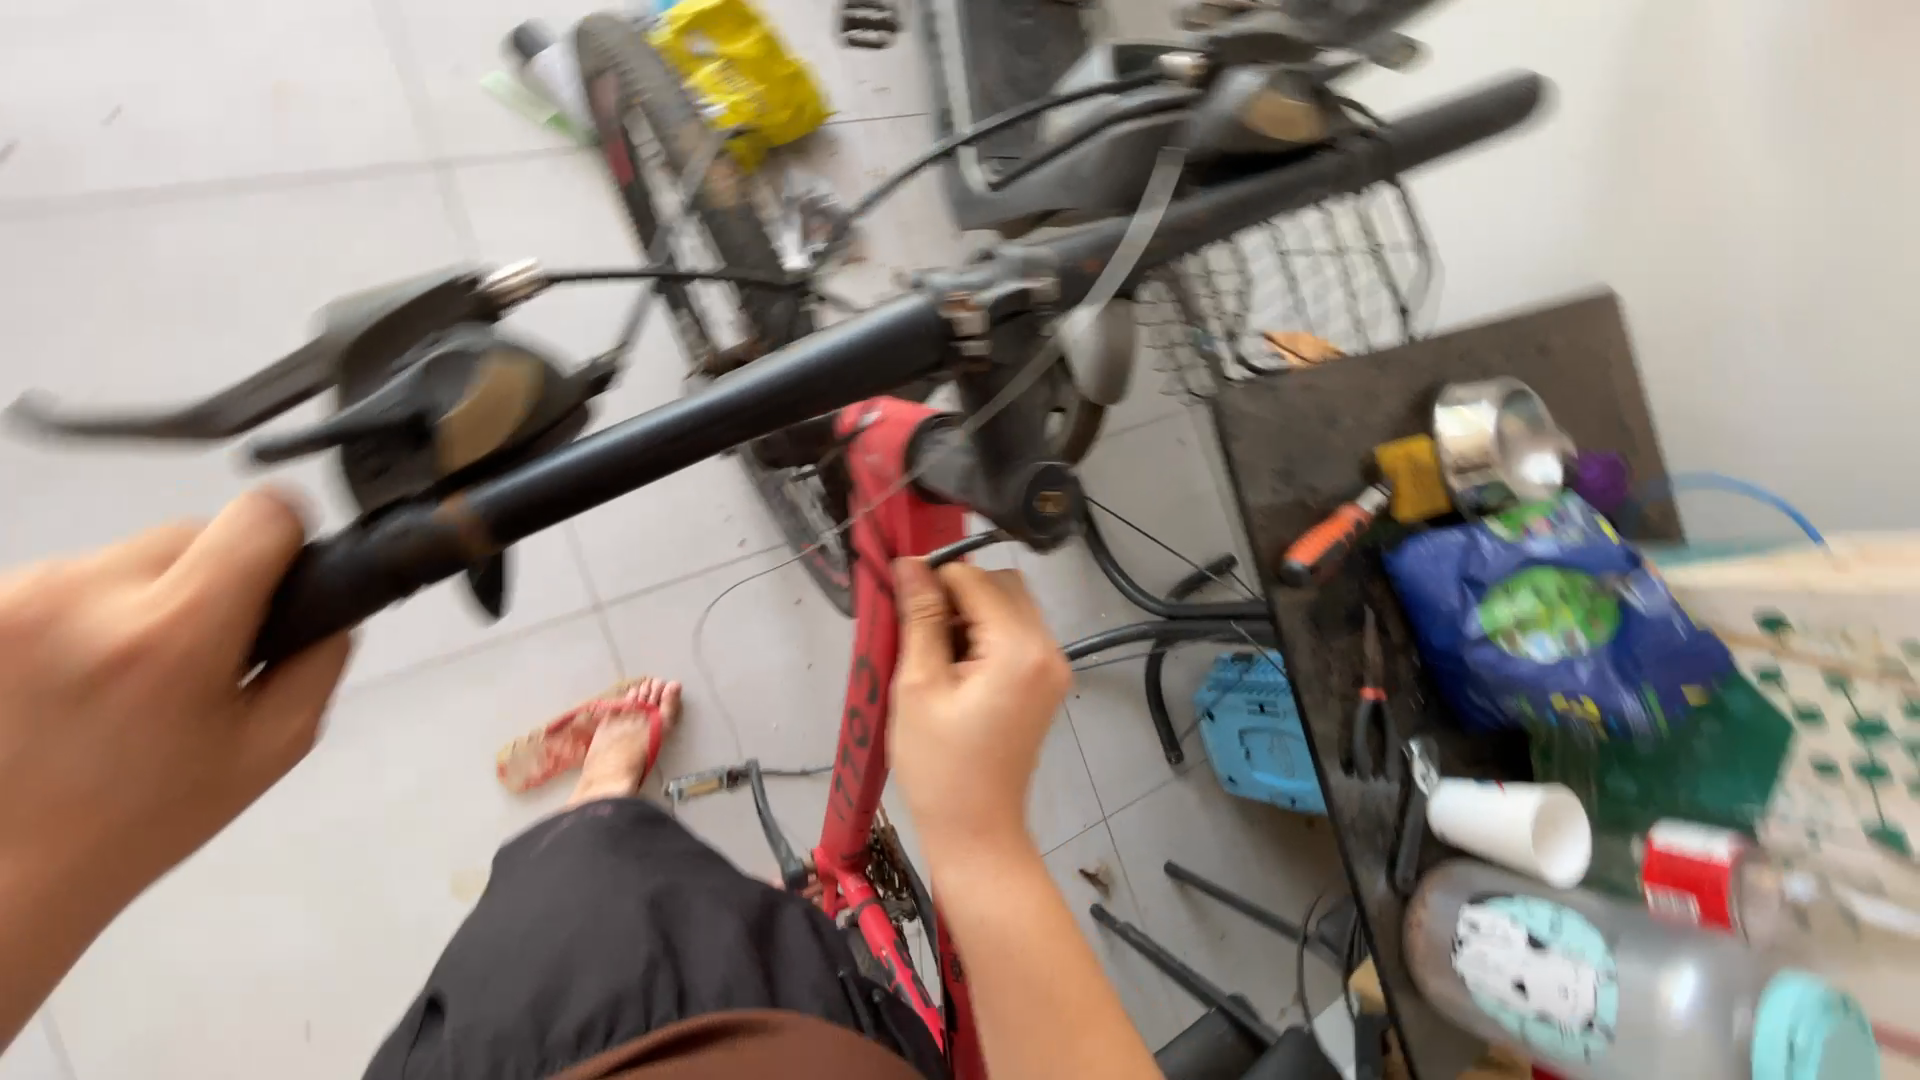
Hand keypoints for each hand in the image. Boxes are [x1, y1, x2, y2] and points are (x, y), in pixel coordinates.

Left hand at [0, 489, 352, 902]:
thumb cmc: (143, 814)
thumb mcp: (282, 740)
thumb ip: (322, 656)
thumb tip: (328, 603)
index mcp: (175, 631)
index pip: (260, 515)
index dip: (288, 538)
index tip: (285, 571)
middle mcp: (81, 598)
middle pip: (194, 531)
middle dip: (216, 577)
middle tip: (206, 648)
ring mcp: (11, 601)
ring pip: (129, 556)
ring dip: (148, 597)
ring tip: (133, 672)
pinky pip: (68, 580)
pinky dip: (90, 613)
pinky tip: (82, 675)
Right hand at [888, 559, 1070, 853]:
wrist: (976, 830)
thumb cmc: (938, 765)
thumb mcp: (918, 686)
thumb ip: (921, 617)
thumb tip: (912, 562)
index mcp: (1019, 649)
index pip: (977, 579)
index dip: (936, 578)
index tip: (901, 594)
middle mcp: (1048, 648)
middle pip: (1003, 584)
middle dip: (958, 592)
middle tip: (919, 626)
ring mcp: (1055, 666)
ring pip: (1012, 605)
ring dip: (973, 611)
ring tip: (936, 649)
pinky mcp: (1048, 681)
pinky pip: (1019, 633)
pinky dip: (988, 633)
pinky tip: (958, 663)